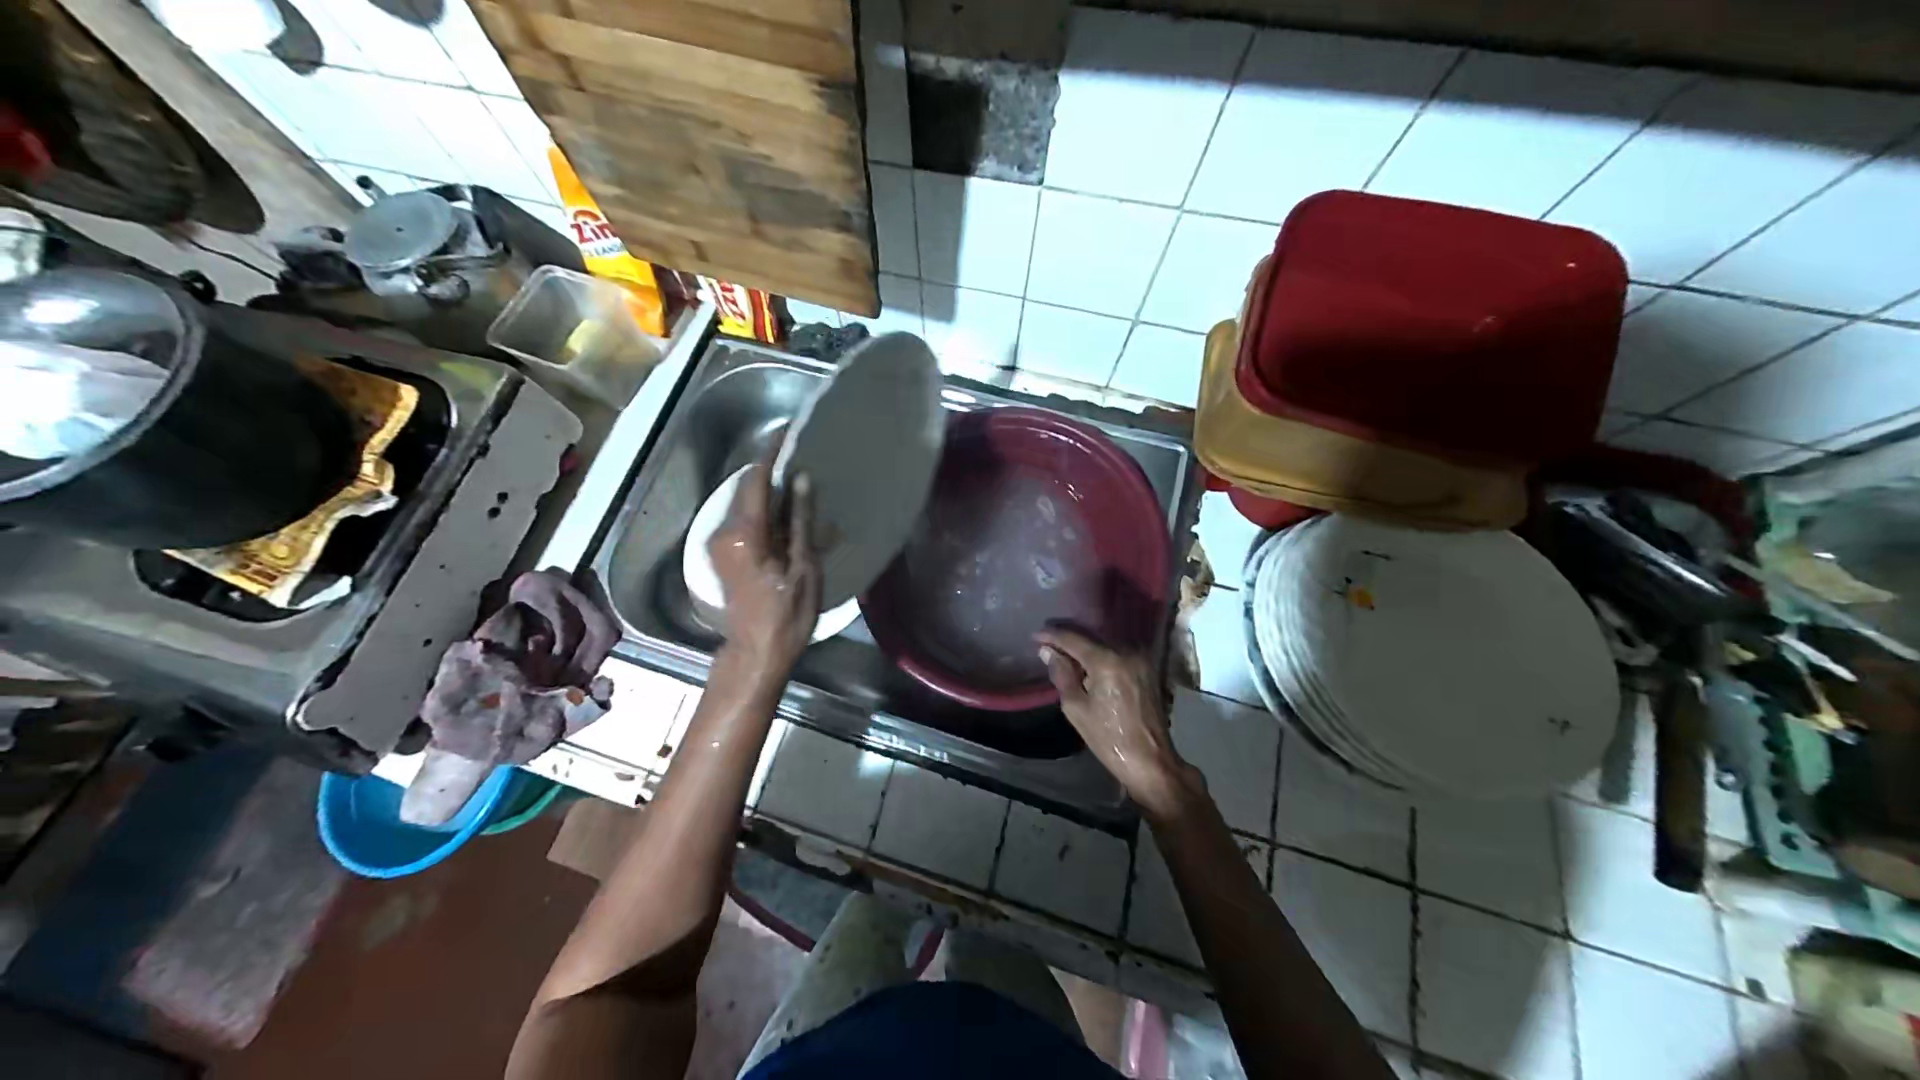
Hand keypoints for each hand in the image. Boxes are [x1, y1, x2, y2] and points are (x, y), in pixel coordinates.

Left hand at [709, 448, 820, 679]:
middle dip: (773, 474)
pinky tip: (789, 517)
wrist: (757, 652)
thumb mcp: (803, 567)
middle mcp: (724, 532)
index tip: (788, 433)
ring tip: (801, 487)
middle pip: (748, 491)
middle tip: (802, 460)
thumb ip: (800, 521)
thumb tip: (801, 480)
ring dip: (771, 496)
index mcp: (744, 534)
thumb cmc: (787, 614)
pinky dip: (766, 514)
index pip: (756, 481)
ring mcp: (720, 544)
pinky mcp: (724, 555)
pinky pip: (745, 522)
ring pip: (746, 506)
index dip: (771, 455)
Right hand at [1037, 627, 1195, 817]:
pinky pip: (1117, 650)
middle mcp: (1126, 651)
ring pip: (1105, 641)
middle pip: (1091, 635)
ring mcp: (1141, 657)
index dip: (1052, 635)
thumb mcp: (1076, 708)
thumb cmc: (1108, 738)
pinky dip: (1100, 651)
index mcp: (1107, 661)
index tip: (1035, 636)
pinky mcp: (1147, 667)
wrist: (1149, 760)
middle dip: (1068, 636)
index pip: (1073, 639)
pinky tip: (1087, 660)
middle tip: (1046, 641)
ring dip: (1085, 643)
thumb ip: (1062, 674)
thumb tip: (1048, 651)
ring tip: (1063, 650)